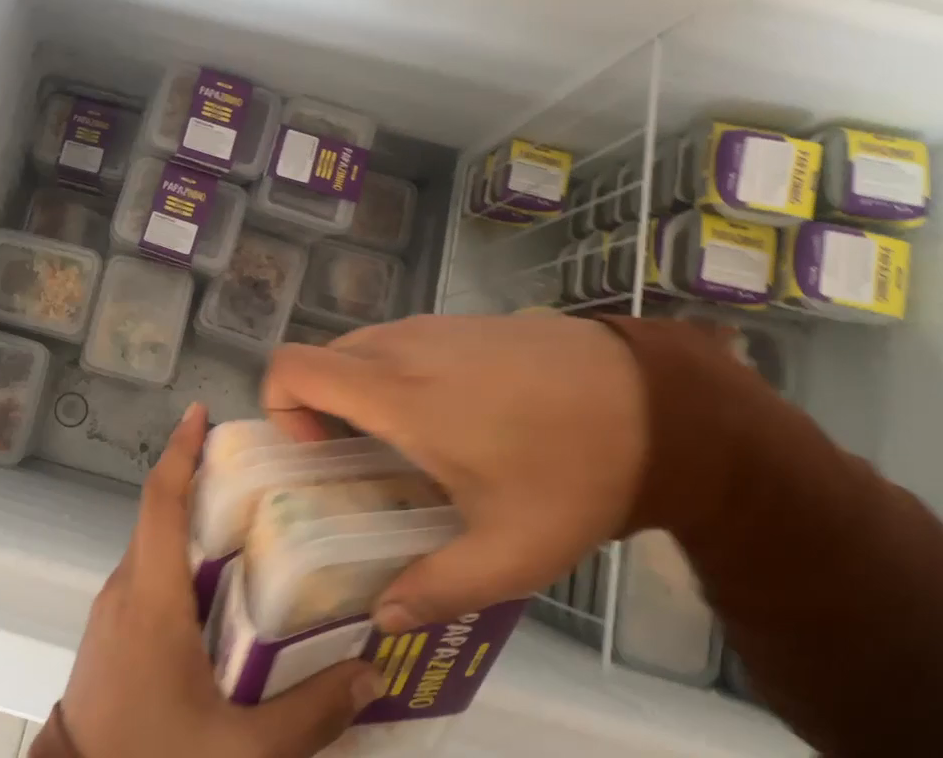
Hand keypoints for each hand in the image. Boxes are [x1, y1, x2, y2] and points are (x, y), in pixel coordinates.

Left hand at [56, 403, 382, 757]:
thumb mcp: (244, 749)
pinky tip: (221, 590)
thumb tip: (373, 672)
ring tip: (252, 526)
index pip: (160, 502)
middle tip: (261, 475)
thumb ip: (312, 712)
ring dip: (193, 527)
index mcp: (151, 597)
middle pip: (160, 517)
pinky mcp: (111, 633)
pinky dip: (181, 564)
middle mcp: (125, 589)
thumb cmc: (156, 757)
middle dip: (201, 485)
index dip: (179, 452)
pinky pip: (148, 578)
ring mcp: (112, 611)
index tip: (200, 413)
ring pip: (154, 549)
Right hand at [260, 315, 647, 633]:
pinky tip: (456, 416)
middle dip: (318, 408)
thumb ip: (438, 588)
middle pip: (319, 360)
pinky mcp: (464, 321)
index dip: (281, 407)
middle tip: (359, 462)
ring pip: (359, 349)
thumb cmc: (575, 473)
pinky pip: (400, 342)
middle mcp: (401, 348)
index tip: (320, 453)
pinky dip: (395, 374)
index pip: (290, 367)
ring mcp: (434, 327)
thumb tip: (382, 620)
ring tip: (409, 444)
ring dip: (358, 392)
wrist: (662, 402)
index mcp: (396, 394)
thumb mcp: (512, 552)